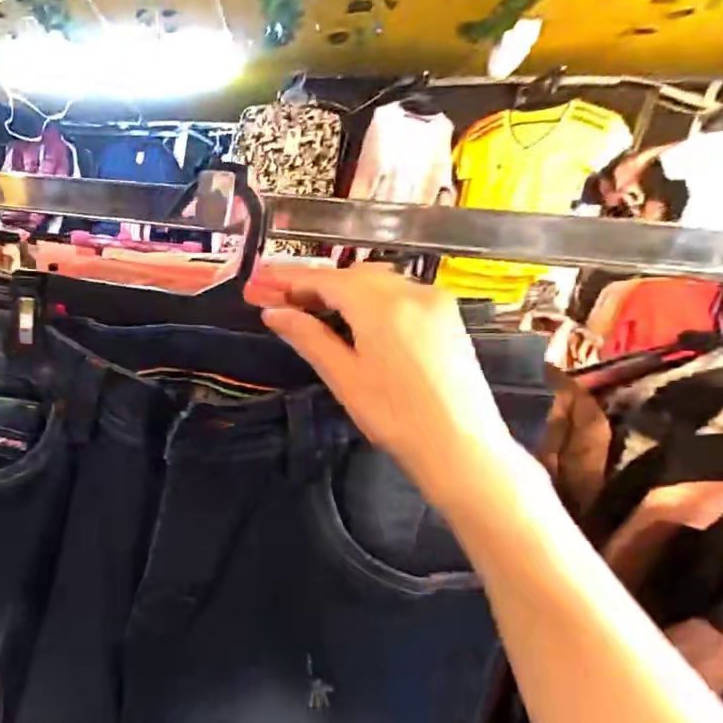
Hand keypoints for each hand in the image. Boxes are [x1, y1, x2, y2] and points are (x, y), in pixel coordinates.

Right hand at [259, 268, 522, 503]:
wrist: (463, 447)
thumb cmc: (396, 417)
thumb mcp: (344, 378)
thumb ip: (308, 337)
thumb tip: (273, 313)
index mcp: (383, 306)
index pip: (326, 279)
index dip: (288, 278)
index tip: (259, 281)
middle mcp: (412, 292)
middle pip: (351, 275)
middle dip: (312, 283)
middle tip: (276, 298)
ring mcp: (435, 302)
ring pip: (376, 281)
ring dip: (340, 288)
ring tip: (308, 307)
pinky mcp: (447, 317)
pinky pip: (398, 293)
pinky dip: (368, 297)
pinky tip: (351, 317)